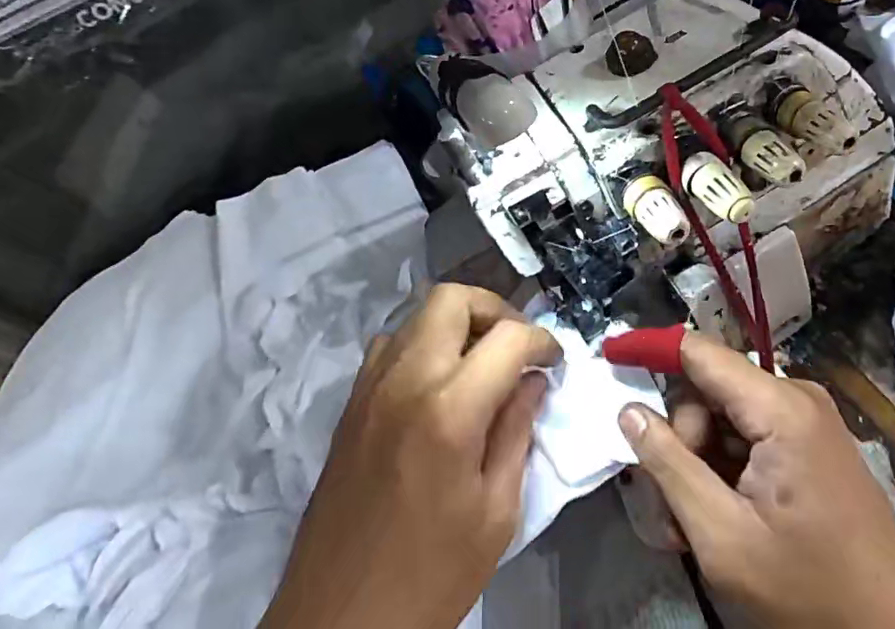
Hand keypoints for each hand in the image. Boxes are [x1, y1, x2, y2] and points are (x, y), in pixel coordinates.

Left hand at [260, 284, 562, 628]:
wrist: (340, 616)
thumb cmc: (431, 573)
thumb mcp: (496, 511)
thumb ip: (517, 431)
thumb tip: (534, 380)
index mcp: (448, 408)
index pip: (507, 336)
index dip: (542, 340)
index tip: (555, 359)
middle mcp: (405, 378)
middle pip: (452, 298)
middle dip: (495, 310)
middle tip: (517, 348)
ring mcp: (371, 384)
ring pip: (418, 315)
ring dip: (457, 324)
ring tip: (481, 365)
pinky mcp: (351, 400)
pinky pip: (393, 343)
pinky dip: (424, 344)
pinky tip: (439, 385)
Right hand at [619, 334, 894, 628]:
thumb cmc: (810, 590)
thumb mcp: (723, 535)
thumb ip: (669, 465)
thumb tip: (629, 412)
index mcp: (779, 408)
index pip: (697, 352)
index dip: (648, 348)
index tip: (608, 355)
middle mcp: (795, 399)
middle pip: (706, 393)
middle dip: (678, 442)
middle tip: (666, 504)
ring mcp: (805, 422)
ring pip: (721, 418)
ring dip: (696, 464)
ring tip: (688, 525)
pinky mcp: (809, 445)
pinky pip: (746, 438)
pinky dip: (721, 470)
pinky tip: (714, 516)